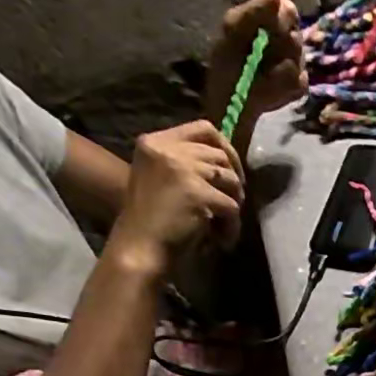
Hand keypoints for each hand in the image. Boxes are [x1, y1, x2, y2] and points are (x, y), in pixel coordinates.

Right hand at [106, 120, 244, 258]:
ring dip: (234, 204)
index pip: (203, 128)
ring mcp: (182, 169)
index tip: (233, 170)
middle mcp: (167, 149)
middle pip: (220, 155)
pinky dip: (232, 226)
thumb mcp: (161, 177)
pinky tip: (223, 240)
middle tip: (233, 204)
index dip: (225, 147)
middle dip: (234, 181)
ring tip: (225, 224)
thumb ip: (185, 162)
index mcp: (155, 141)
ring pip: (230, 179)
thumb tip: (228, 162)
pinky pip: (231, 207)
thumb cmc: (152, 219)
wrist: (140, 246)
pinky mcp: (197, 193)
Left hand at [207, 0, 307, 127]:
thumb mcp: (233, 30)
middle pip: (295, 38)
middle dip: (274, 49)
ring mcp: (298, 64)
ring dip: (275, 70)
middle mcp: (290, 40)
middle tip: (255, 59)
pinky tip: (268, 91)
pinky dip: (282, 88)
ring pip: (297, 62)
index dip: (279, 23)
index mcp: (274, 20)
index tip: (263, 35)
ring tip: (259, 77)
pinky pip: (298, 83)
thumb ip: (254, 11)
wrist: (231, 102)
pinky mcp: (300, 87)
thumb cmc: (228, 63)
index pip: (289, 12)